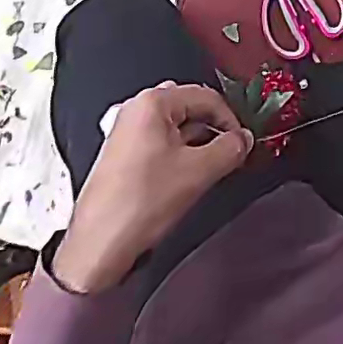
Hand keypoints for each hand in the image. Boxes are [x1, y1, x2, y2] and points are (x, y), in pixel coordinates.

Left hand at [51, 82, 251, 293]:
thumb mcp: (200, 171)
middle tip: (229, 152)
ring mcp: (126, 129)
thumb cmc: (145, 201)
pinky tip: (186, 175)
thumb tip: (244, 138)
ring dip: (198, 140)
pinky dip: (179, 150)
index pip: (207, 97)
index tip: (242, 144)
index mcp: (153, 102)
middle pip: (190, 106)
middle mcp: (136, 107)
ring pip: (176, 124)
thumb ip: (231, 148)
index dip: (231, 119)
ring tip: (210, 166)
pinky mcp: (122, 151)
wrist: (98, 246)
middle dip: (213, 128)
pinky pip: (160, 139)